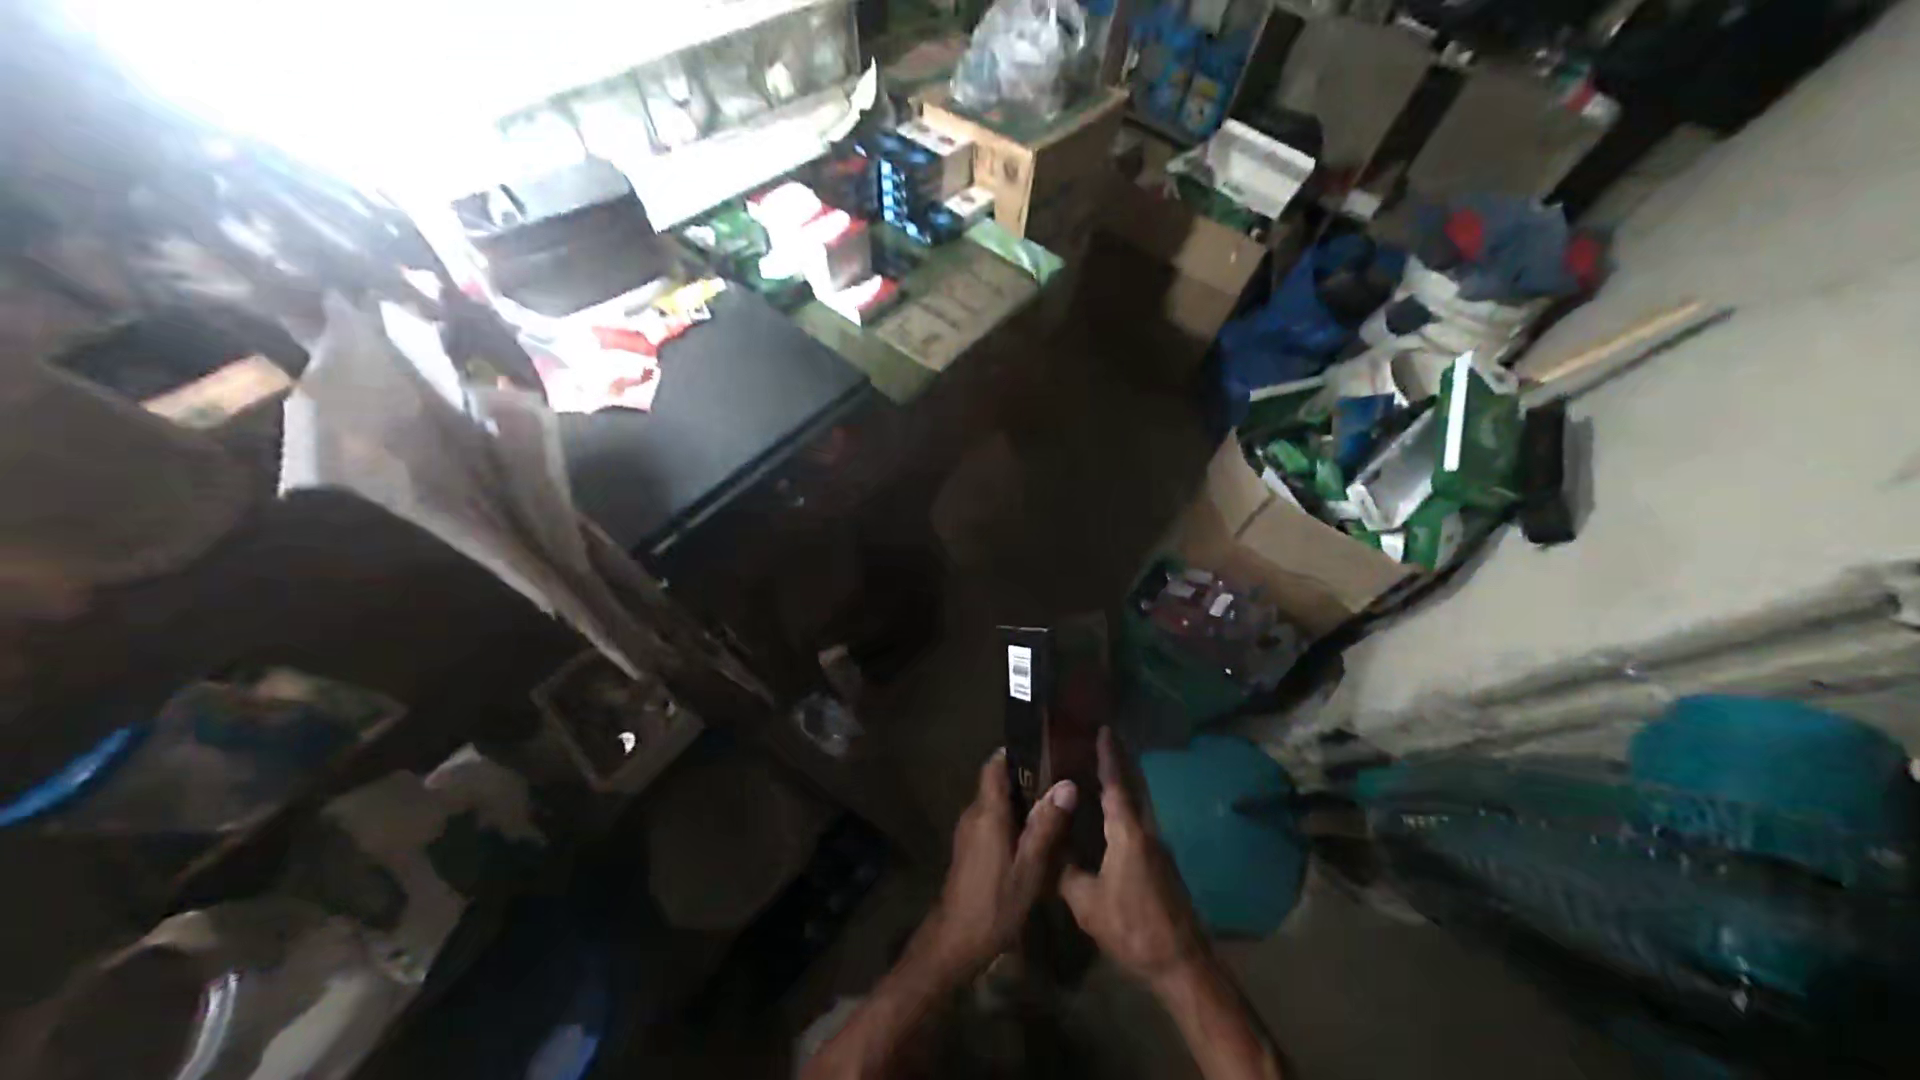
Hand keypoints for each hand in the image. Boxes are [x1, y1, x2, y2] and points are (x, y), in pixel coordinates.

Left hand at [912, 749, 1076, 980]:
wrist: (955, 942)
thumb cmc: (994, 904)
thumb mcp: (1029, 867)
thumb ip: (1046, 825)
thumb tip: (1066, 784)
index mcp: (987, 813)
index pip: (994, 766)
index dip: (1016, 753)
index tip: (1044, 748)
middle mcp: (973, 814)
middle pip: (998, 783)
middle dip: (1026, 778)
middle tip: (1061, 779)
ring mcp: (968, 832)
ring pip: (996, 804)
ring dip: (1021, 801)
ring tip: (1055, 804)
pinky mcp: (969, 848)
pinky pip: (992, 820)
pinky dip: (1012, 820)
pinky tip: (1036, 834)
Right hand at [1060, 728, 1204, 987]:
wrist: (1182, 963)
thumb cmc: (1132, 928)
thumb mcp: (1087, 905)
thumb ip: (1066, 872)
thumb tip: (1048, 848)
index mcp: (1128, 834)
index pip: (1116, 785)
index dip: (1108, 757)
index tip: (1103, 730)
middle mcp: (1147, 832)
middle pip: (1133, 788)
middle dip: (1118, 762)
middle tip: (1101, 741)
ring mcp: (1158, 848)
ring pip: (1138, 805)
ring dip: (1123, 784)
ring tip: (1099, 771)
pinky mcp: (1161, 863)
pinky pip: (1139, 822)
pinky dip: (1125, 806)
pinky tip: (1109, 816)